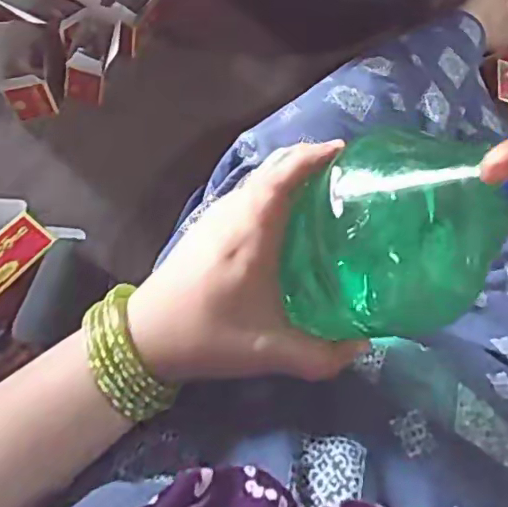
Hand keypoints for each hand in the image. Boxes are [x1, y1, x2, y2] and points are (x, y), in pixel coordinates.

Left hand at [128, 141, 365, 382]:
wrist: (144, 335)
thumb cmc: (207, 333)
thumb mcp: (267, 351)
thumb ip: (319, 356)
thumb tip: (363, 347)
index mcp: (253, 228)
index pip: (285, 173)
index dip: (314, 156)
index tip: (343, 150)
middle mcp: (235, 210)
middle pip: (274, 165)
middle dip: (307, 155)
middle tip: (340, 165)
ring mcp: (218, 213)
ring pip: (259, 175)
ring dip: (288, 168)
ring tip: (319, 182)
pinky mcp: (208, 223)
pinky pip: (248, 188)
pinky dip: (272, 183)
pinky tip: (284, 209)